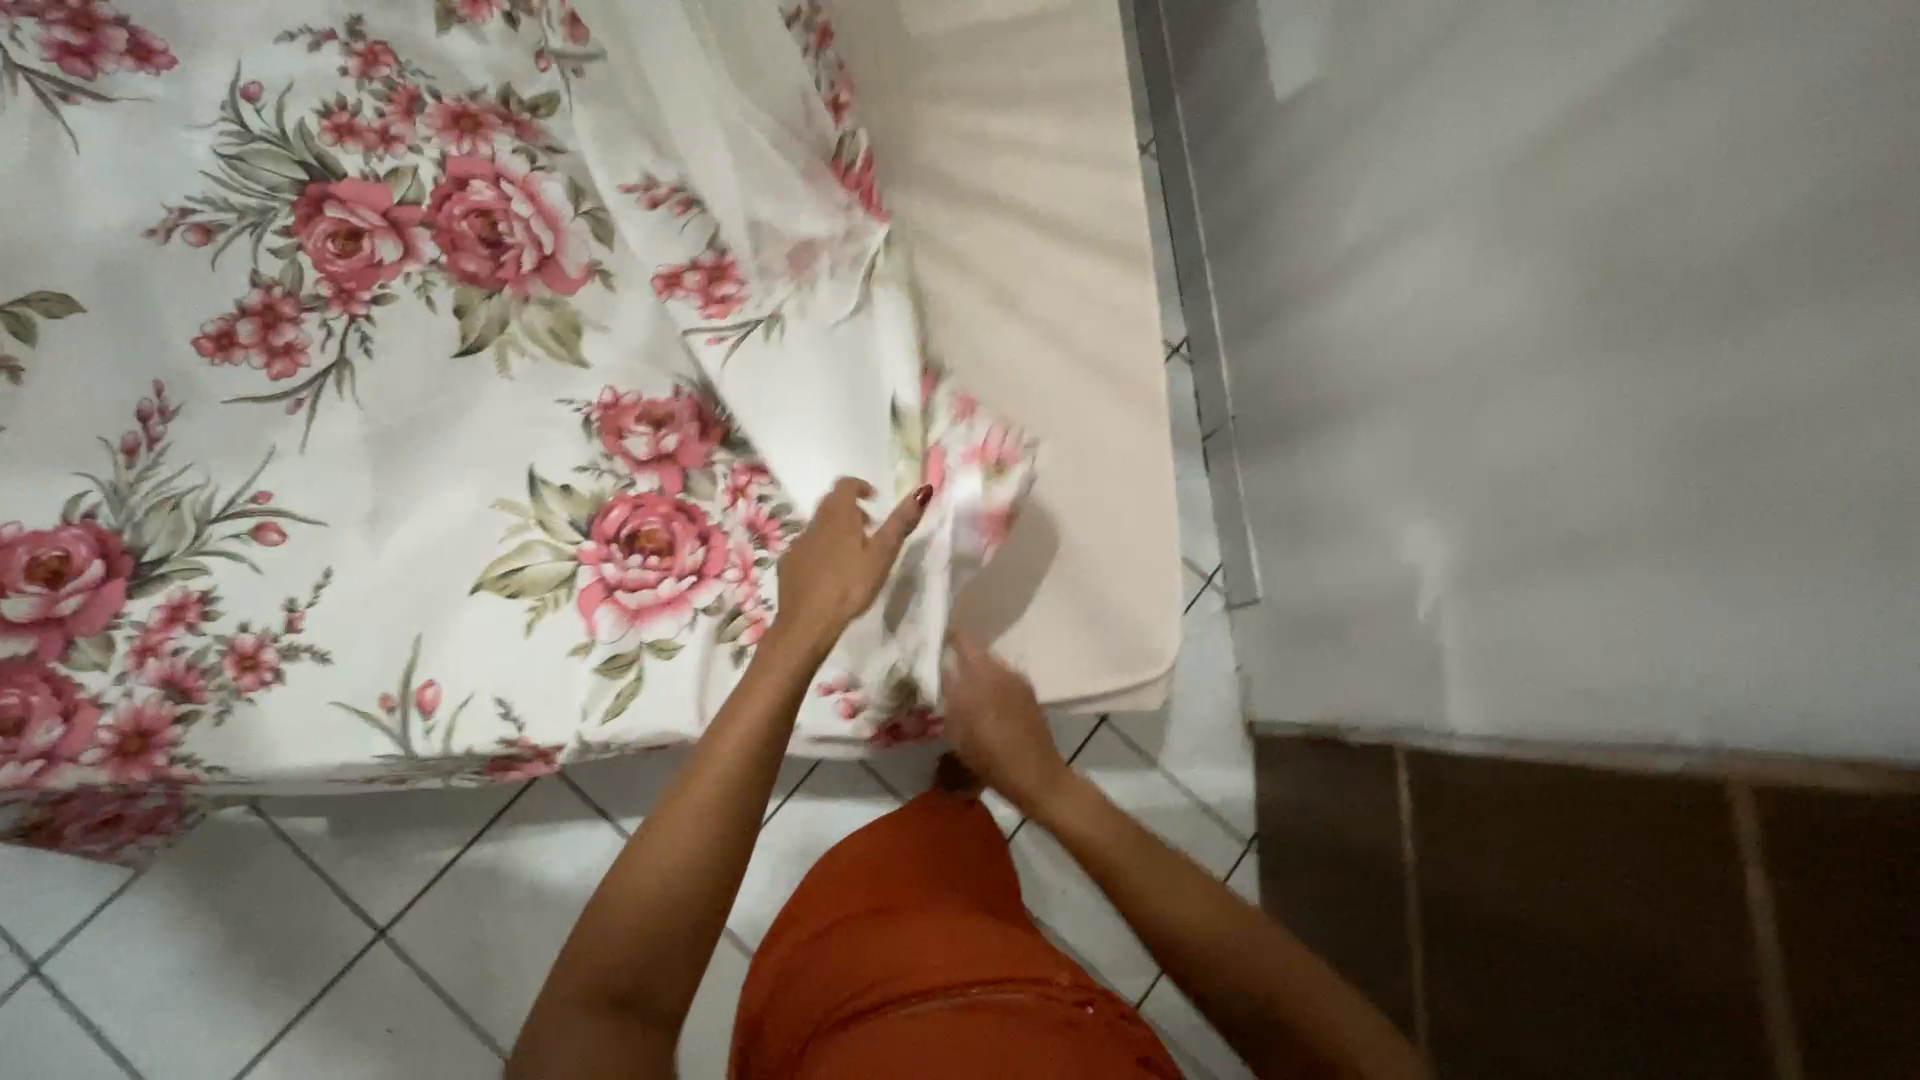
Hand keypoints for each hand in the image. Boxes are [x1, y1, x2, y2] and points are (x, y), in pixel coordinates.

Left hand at [771, 477, 929, 651]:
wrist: (808, 621)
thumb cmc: (851, 585)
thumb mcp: (883, 554)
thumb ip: (901, 523)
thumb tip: (923, 489)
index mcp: (839, 516)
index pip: (845, 484)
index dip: (859, 486)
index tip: (873, 499)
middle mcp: (814, 524)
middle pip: (830, 504)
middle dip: (849, 509)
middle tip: (868, 528)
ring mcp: (797, 544)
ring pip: (817, 527)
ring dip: (835, 531)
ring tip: (851, 554)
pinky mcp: (788, 565)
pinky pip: (806, 548)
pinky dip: (820, 551)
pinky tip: (829, 574)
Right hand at [943, 633, 1076, 815]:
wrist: (1036, 774)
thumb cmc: (990, 759)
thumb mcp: (957, 733)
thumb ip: (949, 698)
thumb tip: (942, 674)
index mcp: (977, 679)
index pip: (960, 644)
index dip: (947, 638)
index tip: (934, 638)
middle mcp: (998, 672)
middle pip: (976, 649)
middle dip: (960, 650)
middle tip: (945, 660)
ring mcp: (1016, 680)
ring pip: (990, 661)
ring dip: (976, 665)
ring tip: (963, 680)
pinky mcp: (1028, 691)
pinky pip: (1003, 674)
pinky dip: (991, 678)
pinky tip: (985, 696)